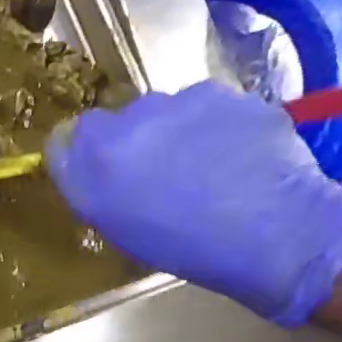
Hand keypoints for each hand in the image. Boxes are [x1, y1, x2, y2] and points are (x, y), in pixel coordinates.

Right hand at [45, 81, 341, 326]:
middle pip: (120, 120)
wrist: (275, 233)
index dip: (85, 153)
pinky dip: (217, 125)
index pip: (67, 137)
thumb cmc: (188, 249)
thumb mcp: (119, 228)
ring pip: (167, 110)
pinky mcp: (224, 92)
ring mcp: (178, 100)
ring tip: (208, 168)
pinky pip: (209, 106)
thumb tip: (92, 159)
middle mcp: (128, 120)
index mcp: (95, 160)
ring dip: (177, 131)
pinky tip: (237, 156)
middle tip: (164, 176)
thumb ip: (94, 186)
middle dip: (136, 140)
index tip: (106, 172)